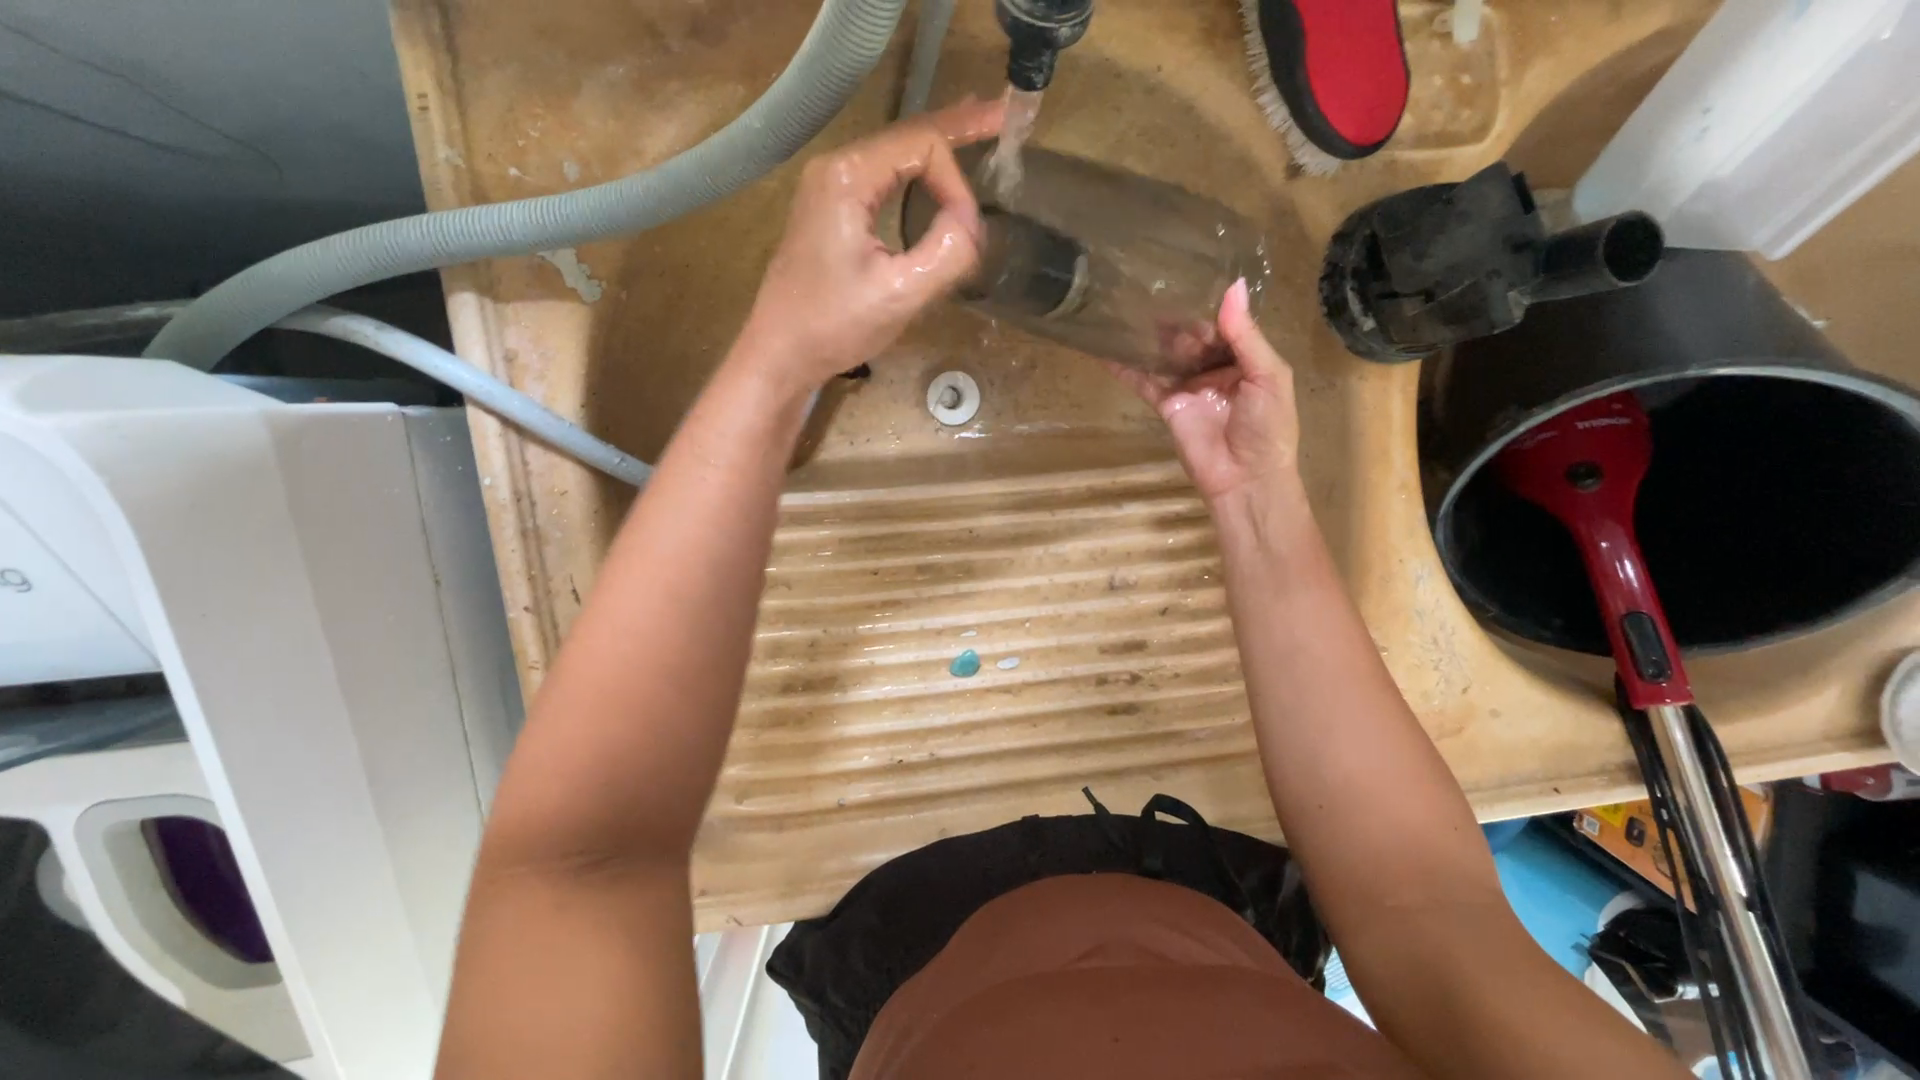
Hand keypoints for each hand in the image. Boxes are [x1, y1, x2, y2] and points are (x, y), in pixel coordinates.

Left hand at [735, 98, 1005, 390]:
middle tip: (1003, 116)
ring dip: (939, 145)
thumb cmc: (833, 326)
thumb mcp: (900, 295)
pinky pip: (883, 176)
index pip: (922, 146)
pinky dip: (916, 170)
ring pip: (895, 154)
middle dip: (957, 127)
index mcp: (848, 177)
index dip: (956, 184)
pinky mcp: (830, 209)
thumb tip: (973, 223)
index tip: (968, 232)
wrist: (780, 353)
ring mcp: (829, 187)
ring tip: (980, 130)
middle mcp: (835, 168)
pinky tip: (938, 170)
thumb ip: (946, 253)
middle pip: (907, 136)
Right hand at [1110, 278, 1300, 503]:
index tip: (1186, 278)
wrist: (1246, 478)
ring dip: (1151, 337)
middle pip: (1191, 338)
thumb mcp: (1268, 376)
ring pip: (1167, 356)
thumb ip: (1246, 335)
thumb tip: (1233, 286)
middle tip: (1150, 291)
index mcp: (1246, 360)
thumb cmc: (1268, 427)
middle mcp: (1216, 370)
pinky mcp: (1168, 406)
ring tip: (1126, 309)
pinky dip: (1127, 369)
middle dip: (1175, 319)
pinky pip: (1145, 383)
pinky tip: (1106, 351)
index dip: (1207, 307)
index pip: (1223, 326)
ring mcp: (1189, 388)